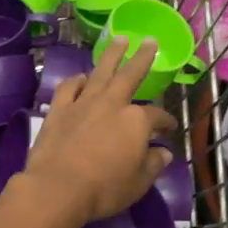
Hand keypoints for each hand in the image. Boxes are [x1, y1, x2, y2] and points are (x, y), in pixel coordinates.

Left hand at [21, 36, 178, 224]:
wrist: (58, 188)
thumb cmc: (104, 188)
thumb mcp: (138, 183)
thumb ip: (153, 165)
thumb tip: (163, 153)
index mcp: (136, 121)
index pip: (157, 117)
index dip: (166, 122)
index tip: (169, 129)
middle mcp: (112, 104)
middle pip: (130, 75)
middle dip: (142, 57)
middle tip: (149, 41)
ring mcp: (83, 103)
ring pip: (101, 72)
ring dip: (111, 54)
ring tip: (119, 39)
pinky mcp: (59, 109)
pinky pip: (69, 87)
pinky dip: (77, 80)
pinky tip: (81, 77)